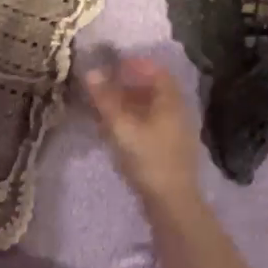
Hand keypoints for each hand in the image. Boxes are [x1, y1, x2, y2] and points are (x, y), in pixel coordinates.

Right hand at [84, 53, 203, 208]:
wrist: (171, 203)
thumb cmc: (148, 159)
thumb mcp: (121, 127)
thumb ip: (105, 99)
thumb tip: (90, 72)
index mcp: (171, 101)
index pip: (156, 71)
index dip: (134, 64)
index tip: (111, 64)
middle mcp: (177, 112)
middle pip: (153, 89)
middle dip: (127, 84)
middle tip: (102, 85)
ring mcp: (175, 132)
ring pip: (150, 108)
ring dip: (127, 103)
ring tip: (102, 106)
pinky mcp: (169, 149)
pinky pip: (149, 125)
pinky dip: (131, 120)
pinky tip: (114, 129)